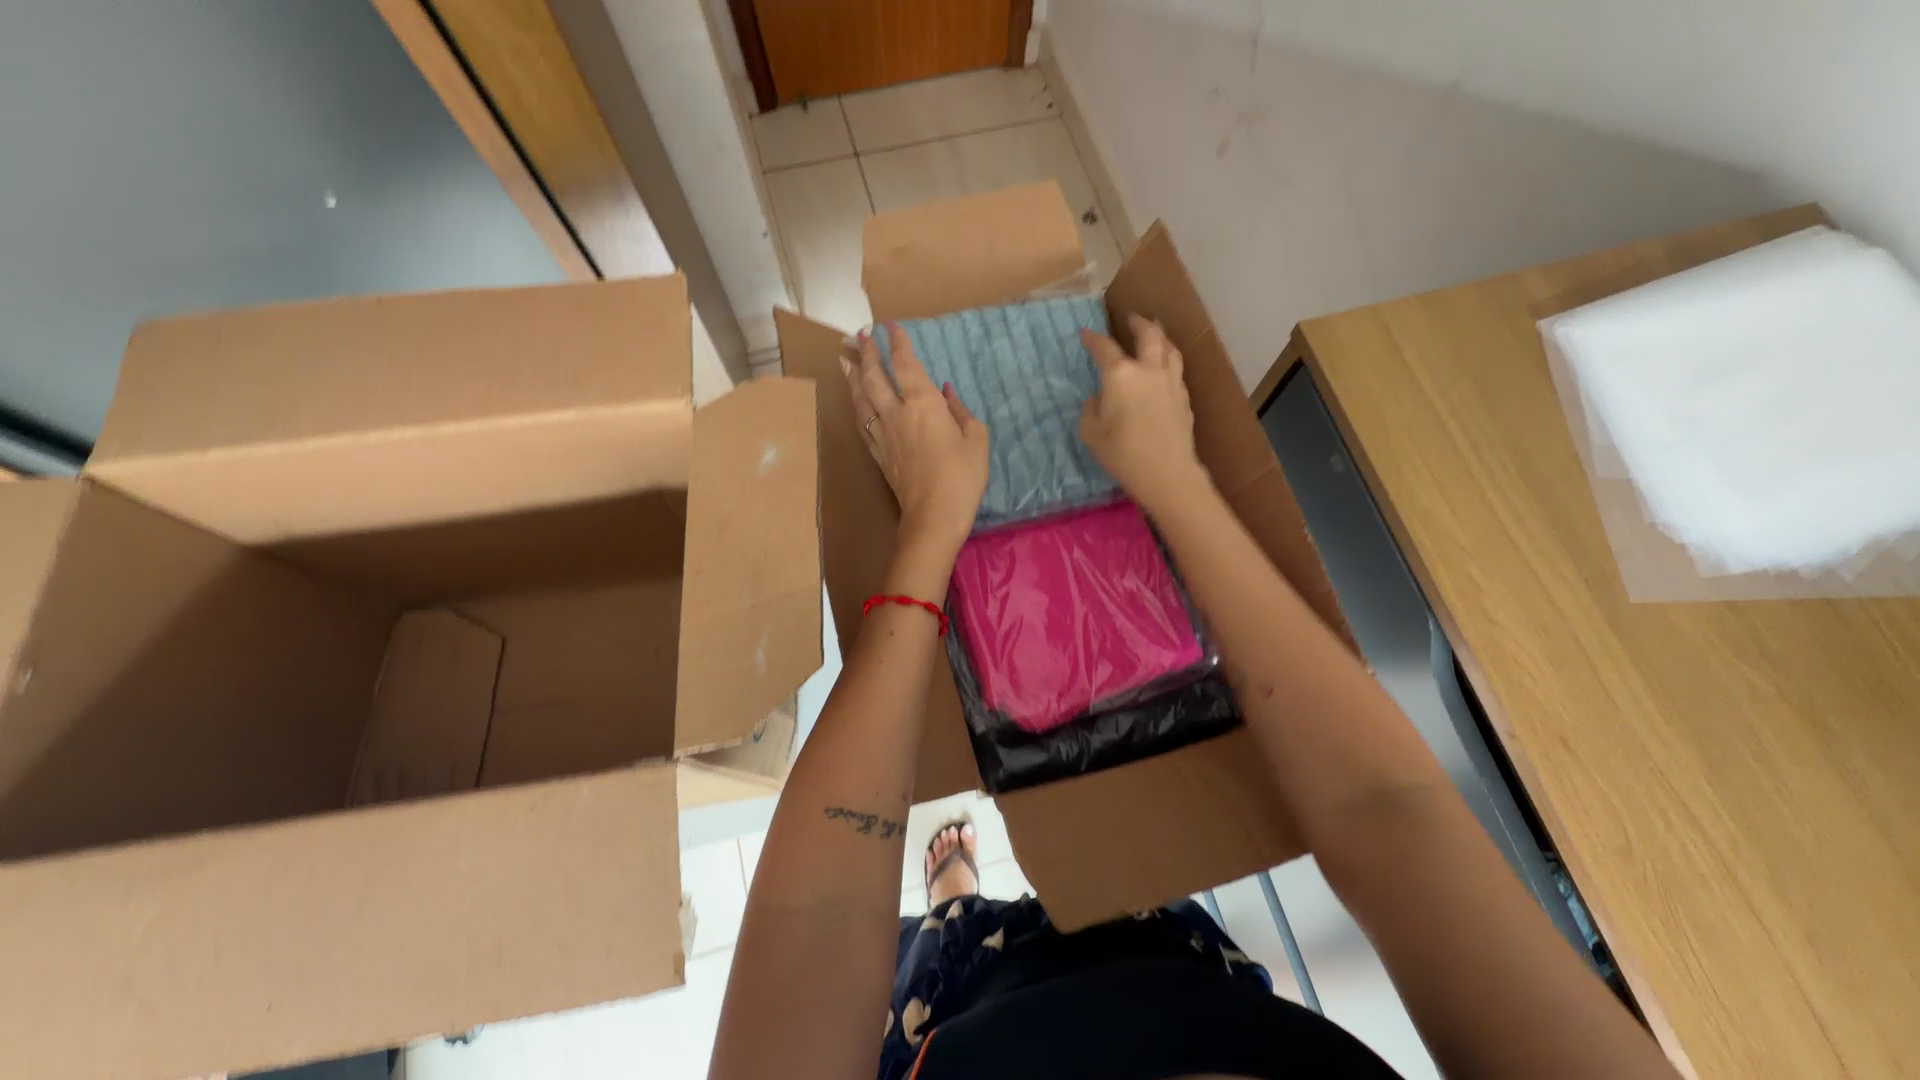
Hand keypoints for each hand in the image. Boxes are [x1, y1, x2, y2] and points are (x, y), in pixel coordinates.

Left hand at [842, 323, 989, 557]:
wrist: (932, 516)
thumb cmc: (962, 477)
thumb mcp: (976, 439)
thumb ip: (960, 411)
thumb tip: (946, 391)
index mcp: (923, 403)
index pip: (905, 363)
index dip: (897, 342)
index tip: (890, 326)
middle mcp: (897, 412)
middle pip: (874, 376)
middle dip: (866, 353)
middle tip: (858, 337)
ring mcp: (882, 434)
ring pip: (860, 397)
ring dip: (852, 375)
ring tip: (844, 359)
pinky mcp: (877, 453)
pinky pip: (861, 421)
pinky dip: (855, 405)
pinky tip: (853, 400)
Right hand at [1080, 314, 1207, 515]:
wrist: (1167, 473)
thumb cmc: (1123, 454)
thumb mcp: (1092, 434)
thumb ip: (1091, 411)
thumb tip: (1098, 399)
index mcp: (1120, 376)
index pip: (1104, 349)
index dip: (1093, 339)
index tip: (1085, 333)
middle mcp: (1148, 370)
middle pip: (1148, 335)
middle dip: (1139, 323)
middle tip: (1132, 318)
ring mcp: (1171, 382)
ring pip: (1169, 349)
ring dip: (1161, 337)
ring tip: (1156, 334)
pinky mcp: (1184, 398)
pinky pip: (1177, 370)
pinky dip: (1169, 361)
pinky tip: (1165, 369)